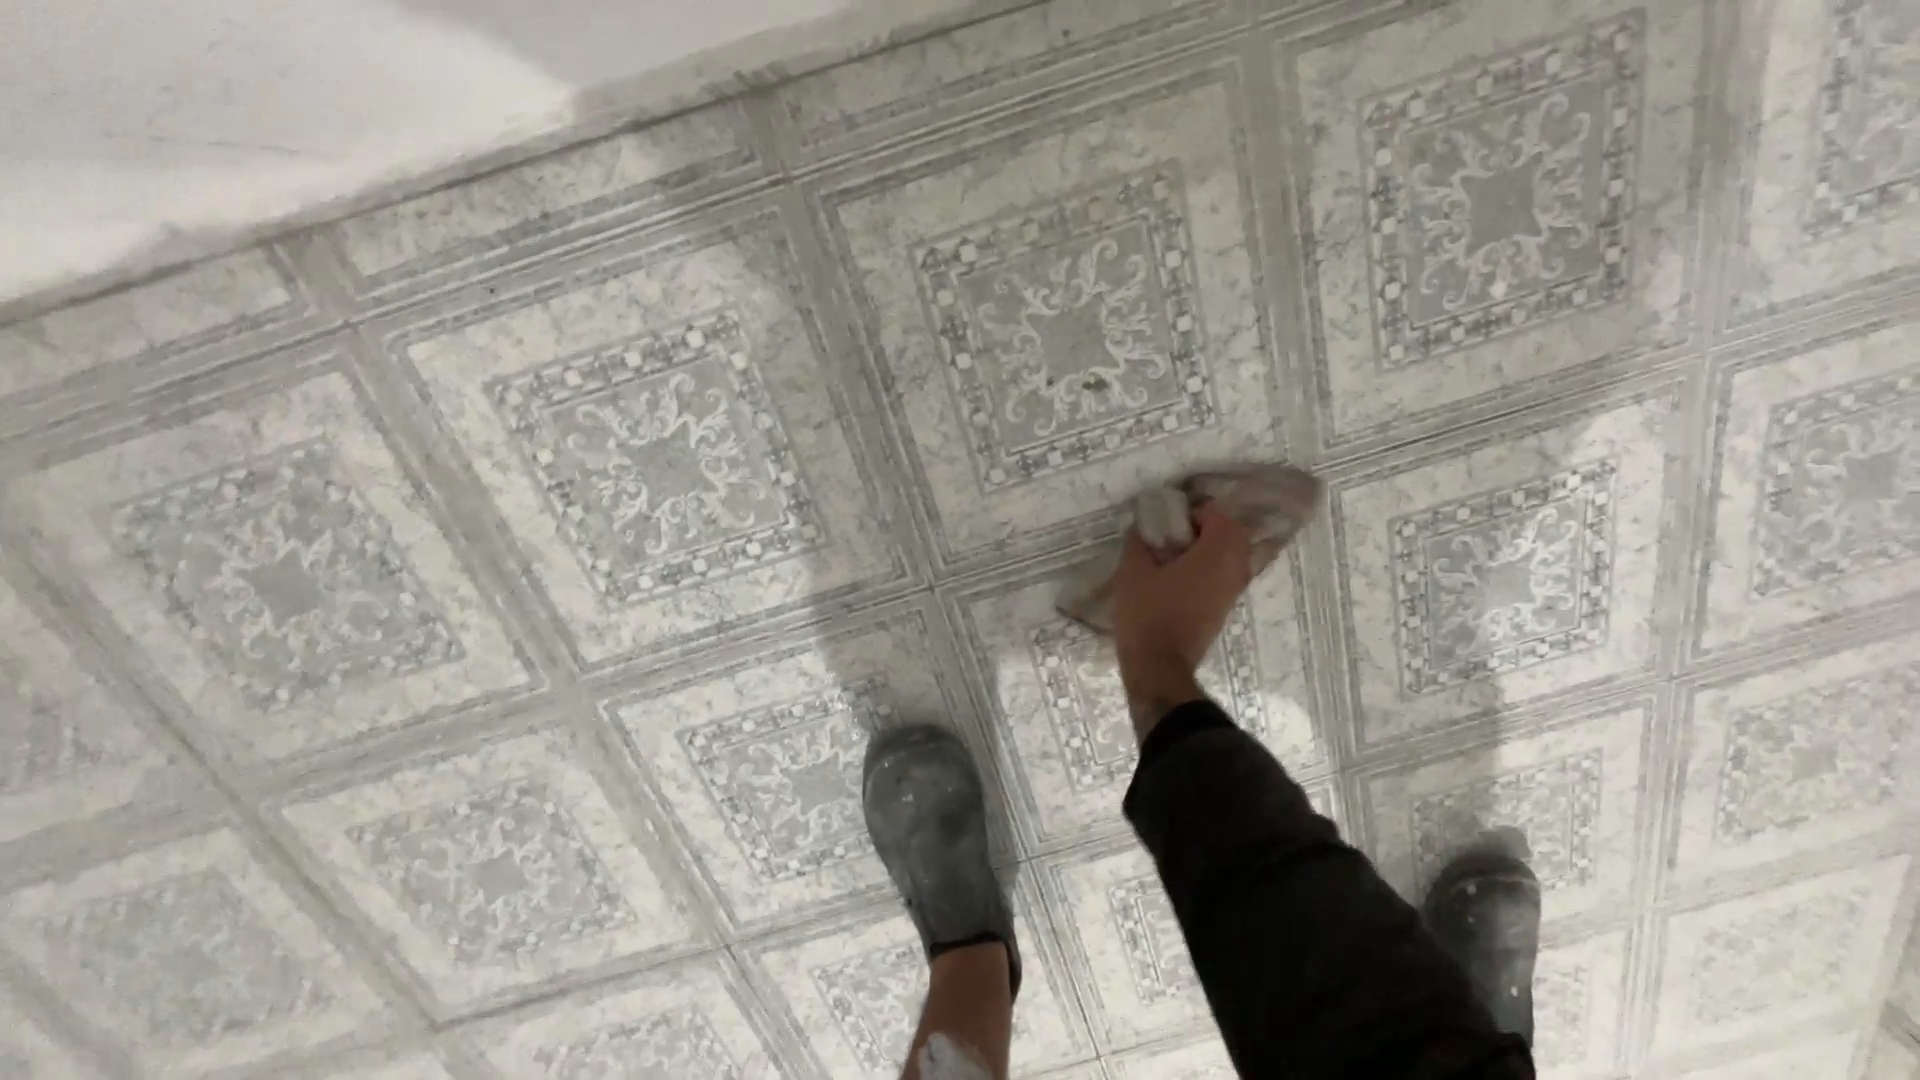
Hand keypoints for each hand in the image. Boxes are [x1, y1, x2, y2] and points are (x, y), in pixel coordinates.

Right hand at [1109, 501, 1254, 735]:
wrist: (1159, 666)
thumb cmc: (1146, 615)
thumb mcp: (1132, 573)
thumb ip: (1139, 543)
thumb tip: (1142, 528)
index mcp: (1214, 554)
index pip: (1219, 515)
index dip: (1197, 510)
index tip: (1172, 517)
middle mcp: (1233, 570)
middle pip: (1234, 534)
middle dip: (1210, 526)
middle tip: (1180, 530)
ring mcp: (1232, 592)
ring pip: (1234, 556)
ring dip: (1214, 547)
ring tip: (1181, 552)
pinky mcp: (1225, 609)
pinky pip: (1228, 575)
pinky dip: (1213, 567)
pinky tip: (1184, 575)